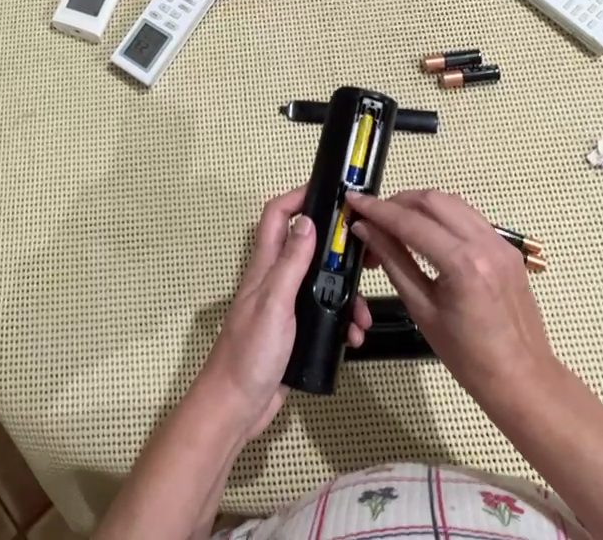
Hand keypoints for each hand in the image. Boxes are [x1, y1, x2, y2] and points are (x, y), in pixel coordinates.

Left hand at [193, 187, 371, 439]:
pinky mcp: (295, 332)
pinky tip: (353, 336)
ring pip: (322, 285)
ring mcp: (285, 307)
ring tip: (362, 315)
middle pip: (308, 248)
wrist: (237, 408)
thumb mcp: (274, 302)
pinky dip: (342, 322)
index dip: (299, 198)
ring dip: (345, 295)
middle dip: (338, 251)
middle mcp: (275, 281)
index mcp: (265, 267)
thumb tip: (307, 220)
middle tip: (366, 258)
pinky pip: (325, 316)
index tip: (331, 195)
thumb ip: (290, 263)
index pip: (277, 216)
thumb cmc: (249, 354)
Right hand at [348, 189, 560, 408]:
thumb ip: (393, 261)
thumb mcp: (422, 309)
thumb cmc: (467, 356)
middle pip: (432, 200)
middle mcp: (484, 243)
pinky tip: (426, 234)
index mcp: (463, 264)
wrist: (522, 378)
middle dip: (398, 202)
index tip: (353, 201)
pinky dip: (443, 216)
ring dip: (420, 205)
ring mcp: (500, 242)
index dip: (377, 209)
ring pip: (452, 202)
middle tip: (372, 219)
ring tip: (395, 225)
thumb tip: (365, 230)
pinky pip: (469, 217)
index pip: (410, 223)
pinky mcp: (507, 247)